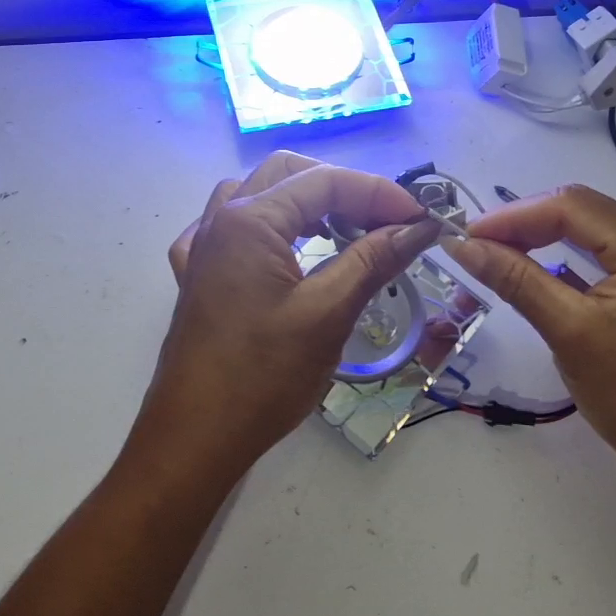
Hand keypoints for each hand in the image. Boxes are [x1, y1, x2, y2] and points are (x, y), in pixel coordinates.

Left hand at [138, 152, 439, 476]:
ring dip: (306, 202)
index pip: (325, 182)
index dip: (379, 192)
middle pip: (289, 175)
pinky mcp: (198, 278)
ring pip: (259, 195)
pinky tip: (283, 249)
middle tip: (386, 222)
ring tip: (346, 229)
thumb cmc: (261, 377)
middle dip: (344, 189)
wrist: (194, 440)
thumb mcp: (327, 315)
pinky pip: (233, 228)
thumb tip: (419, 228)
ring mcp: (203, 248)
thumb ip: (372, 260)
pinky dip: (269, 226)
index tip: (420, 219)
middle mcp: (221, 221)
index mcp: (249, 221)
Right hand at [441, 185, 615, 477]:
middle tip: (475, 243)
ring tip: (493, 252)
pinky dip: (558, 255)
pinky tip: (528, 266)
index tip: (467, 234)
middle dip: (524, 222)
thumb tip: (463, 244)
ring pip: (585, 228)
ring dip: (538, 236)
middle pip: (579, 210)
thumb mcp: (568, 331)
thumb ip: (516, 280)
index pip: (571, 207)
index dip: (514, 215)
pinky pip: (595, 252)